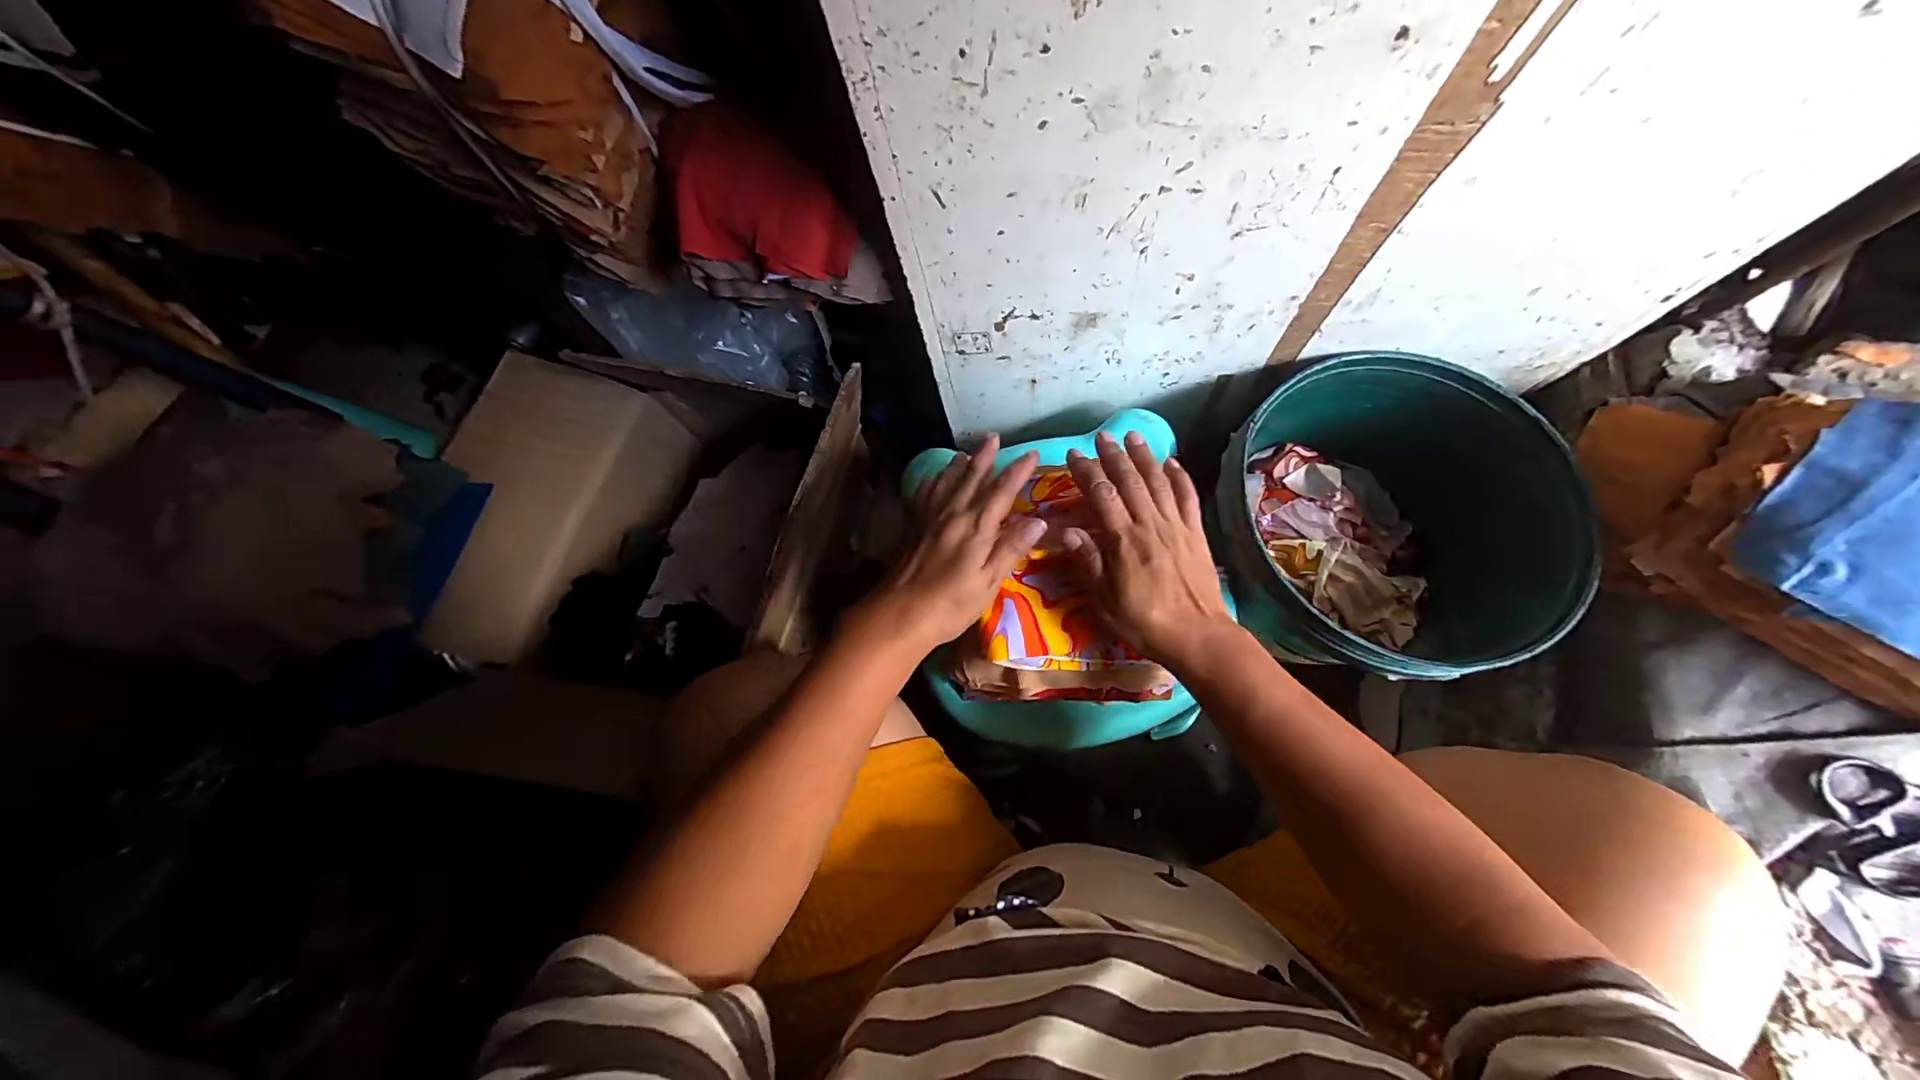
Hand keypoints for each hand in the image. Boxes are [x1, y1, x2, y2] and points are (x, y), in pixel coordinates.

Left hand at [868, 435, 1043, 650]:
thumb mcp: (988, 582)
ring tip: (966, 451)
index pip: (1002, 492)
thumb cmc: (950, 605)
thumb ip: (1010, 549)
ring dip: (959, 465)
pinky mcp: (915, 530)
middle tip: (993, 436)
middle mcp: (953, 516)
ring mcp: (930, 521)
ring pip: (948, 484)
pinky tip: (933, 479)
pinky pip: (926, 497)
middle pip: (972, 480)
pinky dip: (933, 483)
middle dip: (985, 457)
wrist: (899, 615)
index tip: (1032, 454)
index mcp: (976, 529)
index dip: (1018, 472)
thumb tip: (1038, 521)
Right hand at [1061, 431, 1235, 667]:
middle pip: (1130, 481)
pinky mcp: (1196, 533)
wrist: (1198, 636)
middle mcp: (1150, 525)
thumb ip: (1088, 563)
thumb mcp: (1105, 600)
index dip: (1087, 472)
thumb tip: (1068, 531)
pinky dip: (1180, 477)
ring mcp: (1176, 527)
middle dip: (1114, 456)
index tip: (1074, 455)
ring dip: (1144, 457)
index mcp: (1124, 541)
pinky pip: (1188, 497)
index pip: (1101, 495)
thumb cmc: (1145, 622)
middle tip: (1101, 437)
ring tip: (1133, 437)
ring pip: (1159, 482)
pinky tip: (1171, 462)